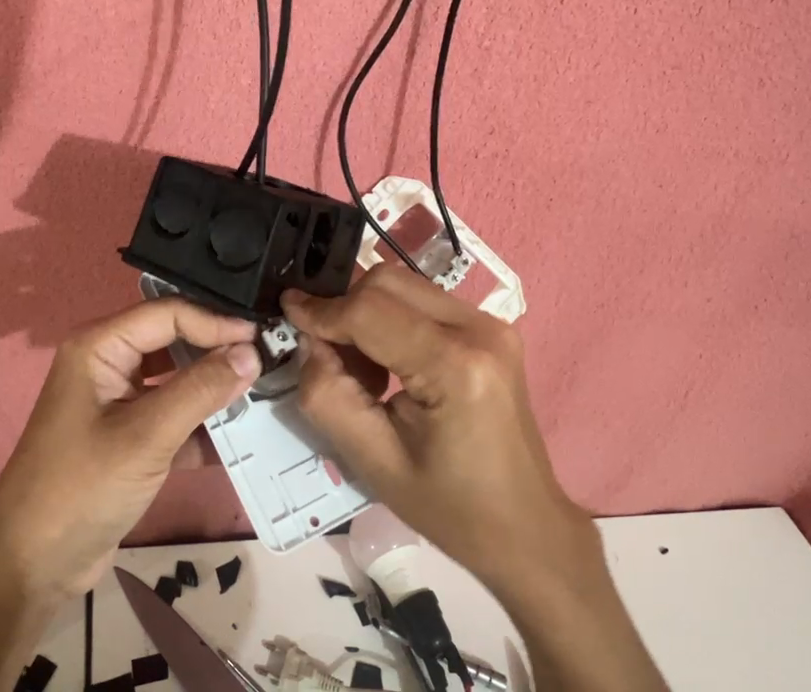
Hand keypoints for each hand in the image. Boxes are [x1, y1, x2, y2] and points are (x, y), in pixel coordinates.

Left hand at [0, 297, 262, 598]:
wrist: (33, 564)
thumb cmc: (81, 488)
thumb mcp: (145, 436)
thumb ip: (200, 391)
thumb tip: (250, 353)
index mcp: (99, 348)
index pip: (167, 314)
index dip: (215, 322)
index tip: (262, 337)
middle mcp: (107, 365)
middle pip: (172, 341)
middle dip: (217, 351)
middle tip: (269, 360)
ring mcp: (116, 403)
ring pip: (175, 381)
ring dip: (213, 390)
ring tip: (263, 393)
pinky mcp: (127, 439)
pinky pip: (172, 418)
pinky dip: (201, 427)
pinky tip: (239, 440)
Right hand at [284, 265, 592, 592]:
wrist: (524, 527)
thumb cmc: (450, 508)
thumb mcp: (372, 462)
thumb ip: (328, 395)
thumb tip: (309, 341)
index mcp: (456, 367)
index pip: (369, 310)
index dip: (321, 309)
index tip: (285, 312)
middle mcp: (480, 329)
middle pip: (387, 282)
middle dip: (343, 308)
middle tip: (325, 354)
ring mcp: (491, 324)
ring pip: (403, 286)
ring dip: (366, 313)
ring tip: (359, 369)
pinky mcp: (491, 328)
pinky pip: (422, 301)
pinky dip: (390, 320)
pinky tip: (387, 364)